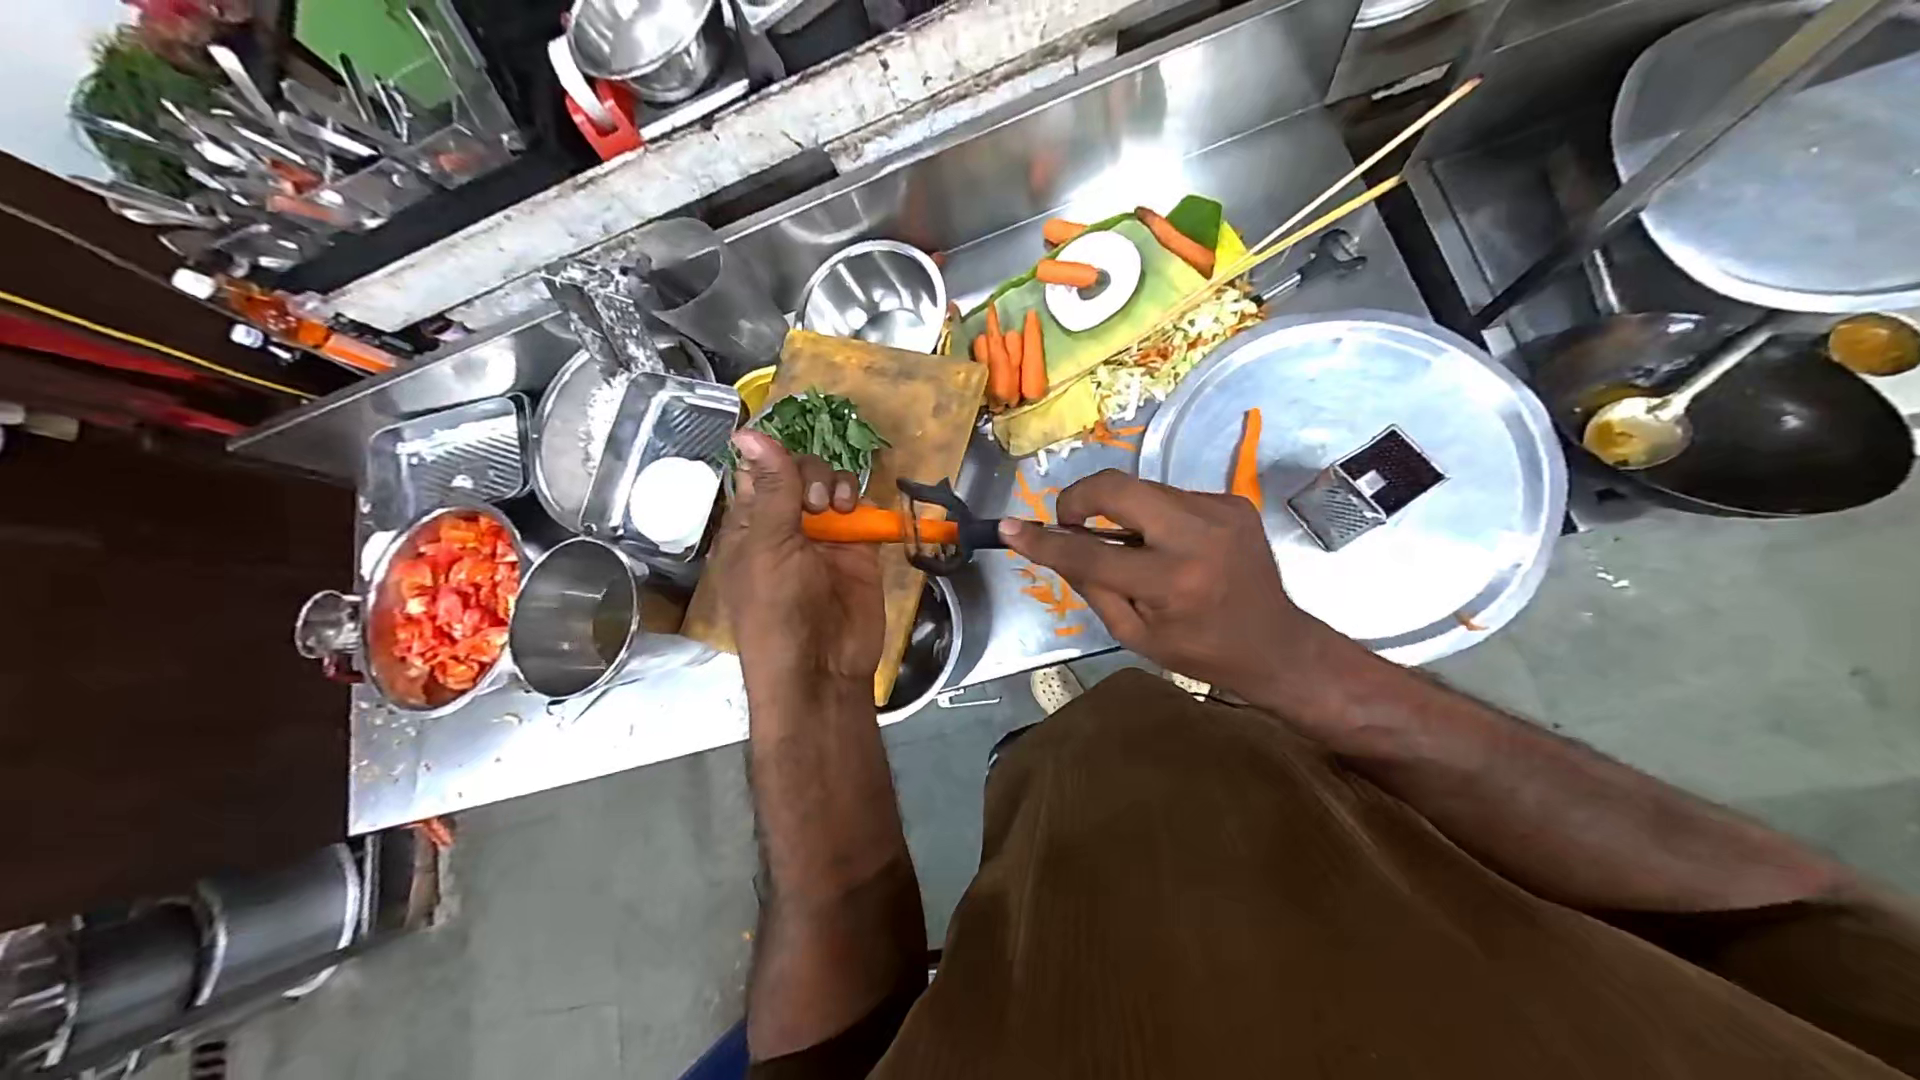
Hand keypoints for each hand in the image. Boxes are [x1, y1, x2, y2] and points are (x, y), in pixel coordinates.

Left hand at [717, 431, 883, 699]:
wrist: (823, 667)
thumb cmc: (779, 608)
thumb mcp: (767, 545)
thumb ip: (770, 487)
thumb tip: (746, 431)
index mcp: (749, 524)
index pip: (757, 472)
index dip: (770, 454)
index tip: (784, 449)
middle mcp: (785, 525)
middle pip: (797, 471)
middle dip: (806, 474)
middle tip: (812, 504)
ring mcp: (822, 535)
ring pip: (830, 484)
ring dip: (833, 484)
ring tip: (834, 509)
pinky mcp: (856, 547)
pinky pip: (860, 508)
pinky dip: (859, 501)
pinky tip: (852, 512)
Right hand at [999, 469, 1343, 702]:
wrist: (1277, 644)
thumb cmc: (1200, 651)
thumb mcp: (1135, 634)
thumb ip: (1092, 586)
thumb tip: (1058, 546)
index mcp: (1172, 581)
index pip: (1089, 552)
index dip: (1044, 541)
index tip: (1011, 529)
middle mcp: (1198, 536)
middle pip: (1116, 487)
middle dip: (1079, 497)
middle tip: (1069, 521)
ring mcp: (1220, 511)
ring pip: (1142, 488)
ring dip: (1118, 510)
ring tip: (1127, 544)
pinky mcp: (1232, 501)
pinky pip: (1169, 496)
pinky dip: (1152, 514)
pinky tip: (1165, 544)